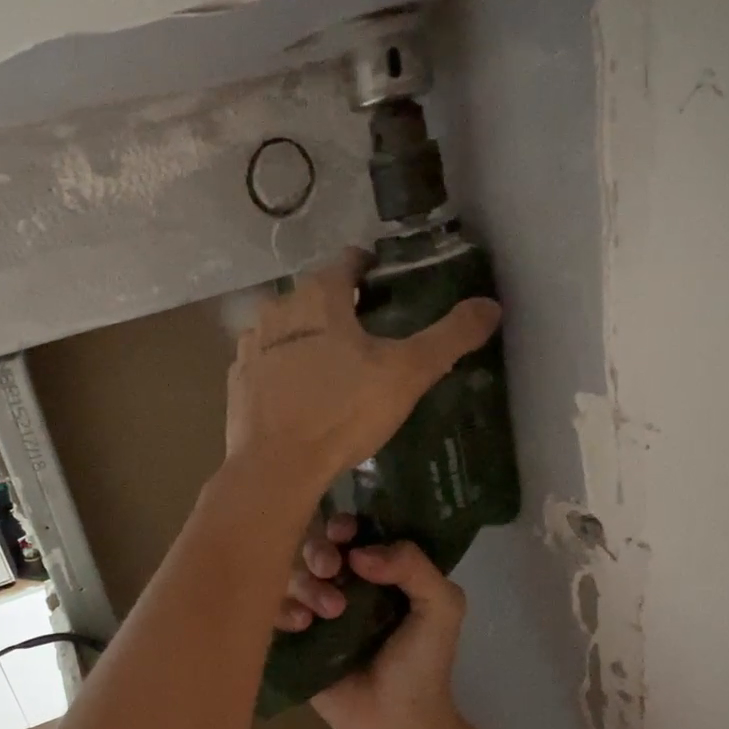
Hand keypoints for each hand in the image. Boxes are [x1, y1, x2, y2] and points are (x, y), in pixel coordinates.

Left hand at [226, 249, 500, 493]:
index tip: (391, 290)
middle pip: (316, 296)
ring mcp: (251, 345)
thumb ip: (450, 336)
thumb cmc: (342, 412)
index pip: (349, 261)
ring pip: (288, 329)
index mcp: (318, 294)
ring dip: (309, 339)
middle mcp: (278, 308)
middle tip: (371, 338)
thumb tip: (490, 306)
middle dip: (341, 309)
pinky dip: (284, 370)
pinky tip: (302, 396)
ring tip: (336, 370)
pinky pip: (267, 363)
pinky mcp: (238, 381)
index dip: (373, 270)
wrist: (276, 467)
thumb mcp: (407, 373)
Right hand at [277, 515, 465, 728]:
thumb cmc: (422, 664)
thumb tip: (359, 554)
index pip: (352, 531)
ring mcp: (315, 611)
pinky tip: (301, 624)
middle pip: (314, 546)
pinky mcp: (292, 639)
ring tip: (329, 610)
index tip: (344, 534)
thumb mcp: (442, 606)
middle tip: (331, 568)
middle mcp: (343, 584)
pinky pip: (271, 609)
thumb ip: (413, 565)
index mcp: (378, 570)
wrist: (397, 723)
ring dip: (305, 582)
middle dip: (318, 549)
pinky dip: (281, 608)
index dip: (343, 525)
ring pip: (290, 574)